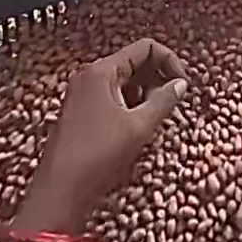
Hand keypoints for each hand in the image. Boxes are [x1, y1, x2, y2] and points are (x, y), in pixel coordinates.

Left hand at [26, 39, 188, 225]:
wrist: (58, 194)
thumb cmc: (98, 155)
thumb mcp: (139, 126)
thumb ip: (164, 100)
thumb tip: (181, 83)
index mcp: (101, 71)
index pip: (145, 48)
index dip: (169, 61)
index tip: (183, 84)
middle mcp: (90, 76)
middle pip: (135, 62)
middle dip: (158, 78)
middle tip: (172, 102)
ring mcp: (83, 94)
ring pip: (125, 81)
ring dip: (146, 94)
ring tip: (156, 117)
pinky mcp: (81, 112)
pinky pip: (113, 97)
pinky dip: (131, 105)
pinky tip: (138, 126)